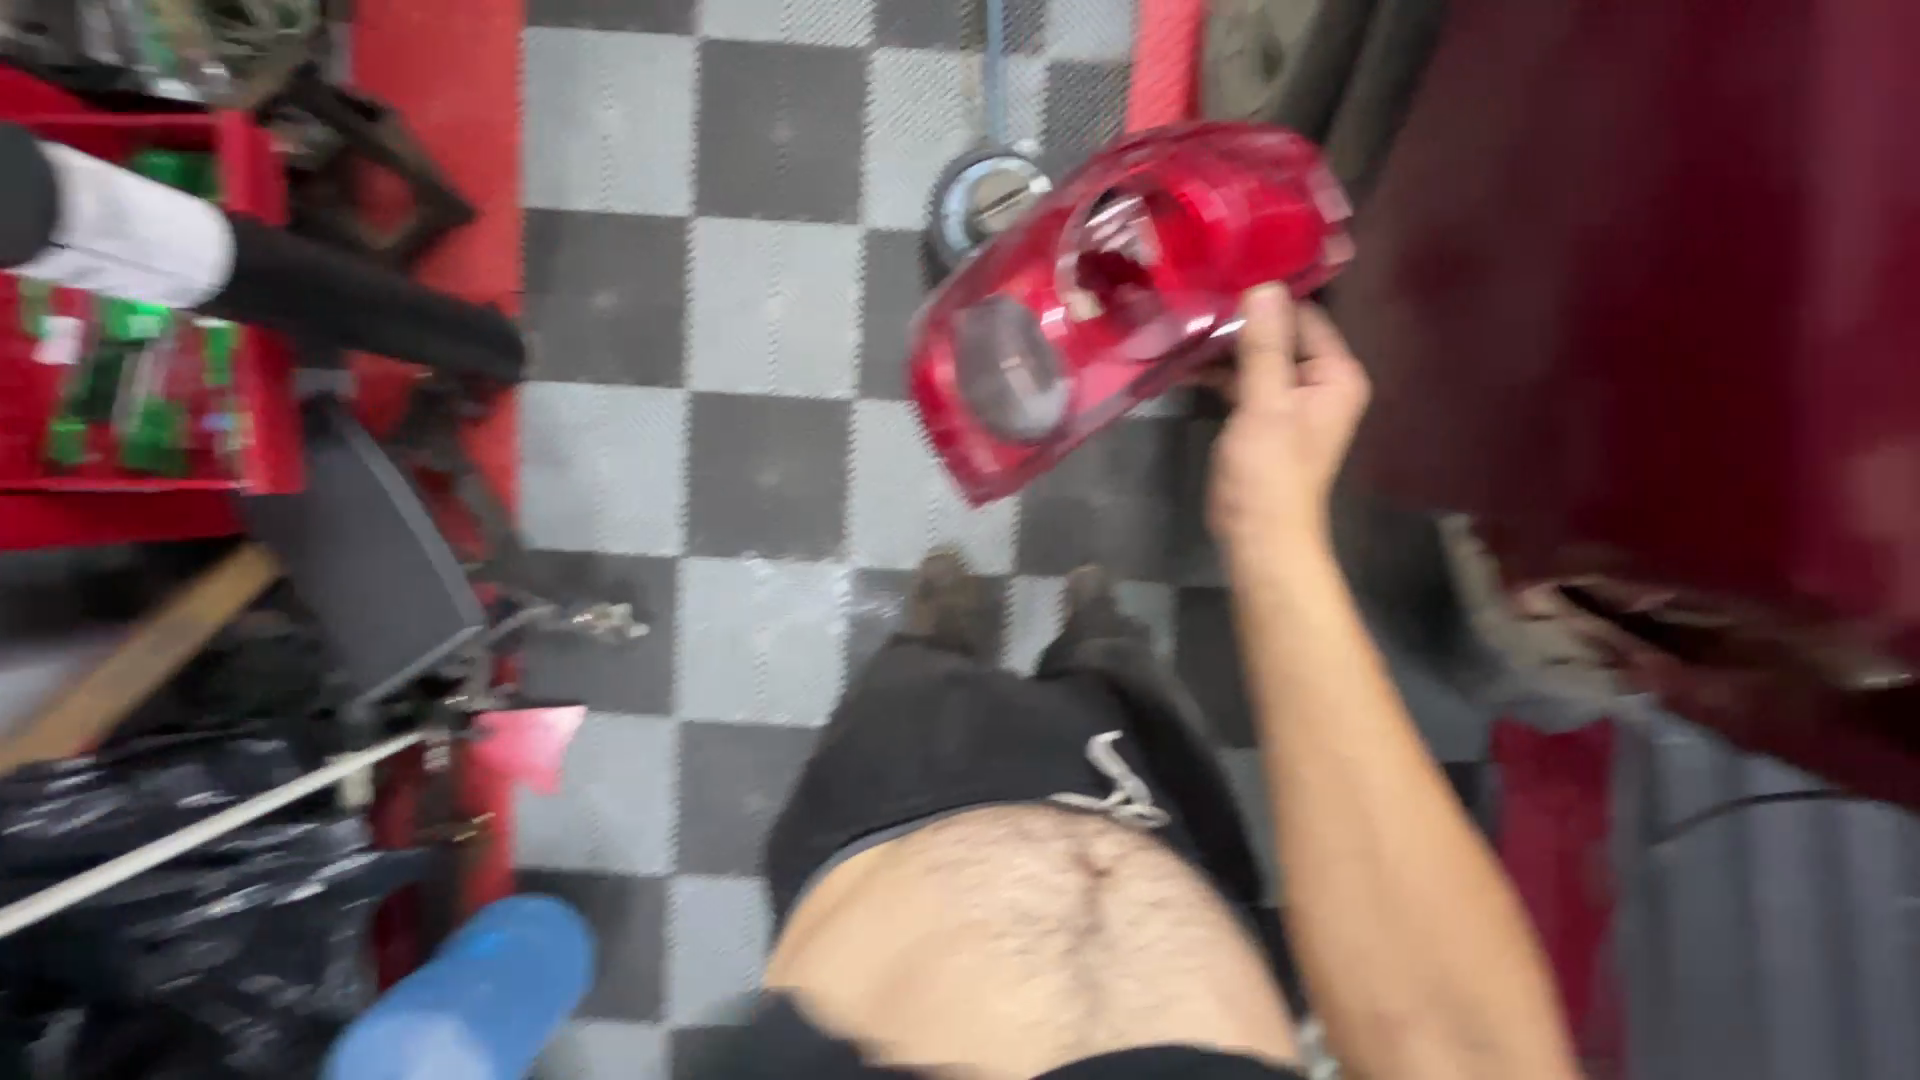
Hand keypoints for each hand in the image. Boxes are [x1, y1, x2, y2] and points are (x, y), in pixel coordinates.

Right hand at [1207, 284, 1369, 566]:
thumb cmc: (1269, 471)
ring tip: (1182, 329)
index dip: (1267, 300)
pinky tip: (1183, 364)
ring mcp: (1288, 403)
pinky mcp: (1261, 421)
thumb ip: (1264, 345)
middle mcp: (1317, 383)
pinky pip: (1242, 384)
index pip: (1304, 318)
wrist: (1258, 535)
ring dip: (1223, 350)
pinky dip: (1217, 376)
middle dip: (1238, 325)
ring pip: (1255, 360)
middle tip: (1193, 302)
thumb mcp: (1265, 403)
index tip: (1223, 280)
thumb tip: (1263, 286)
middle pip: (1278, 337)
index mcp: (1334, 375)